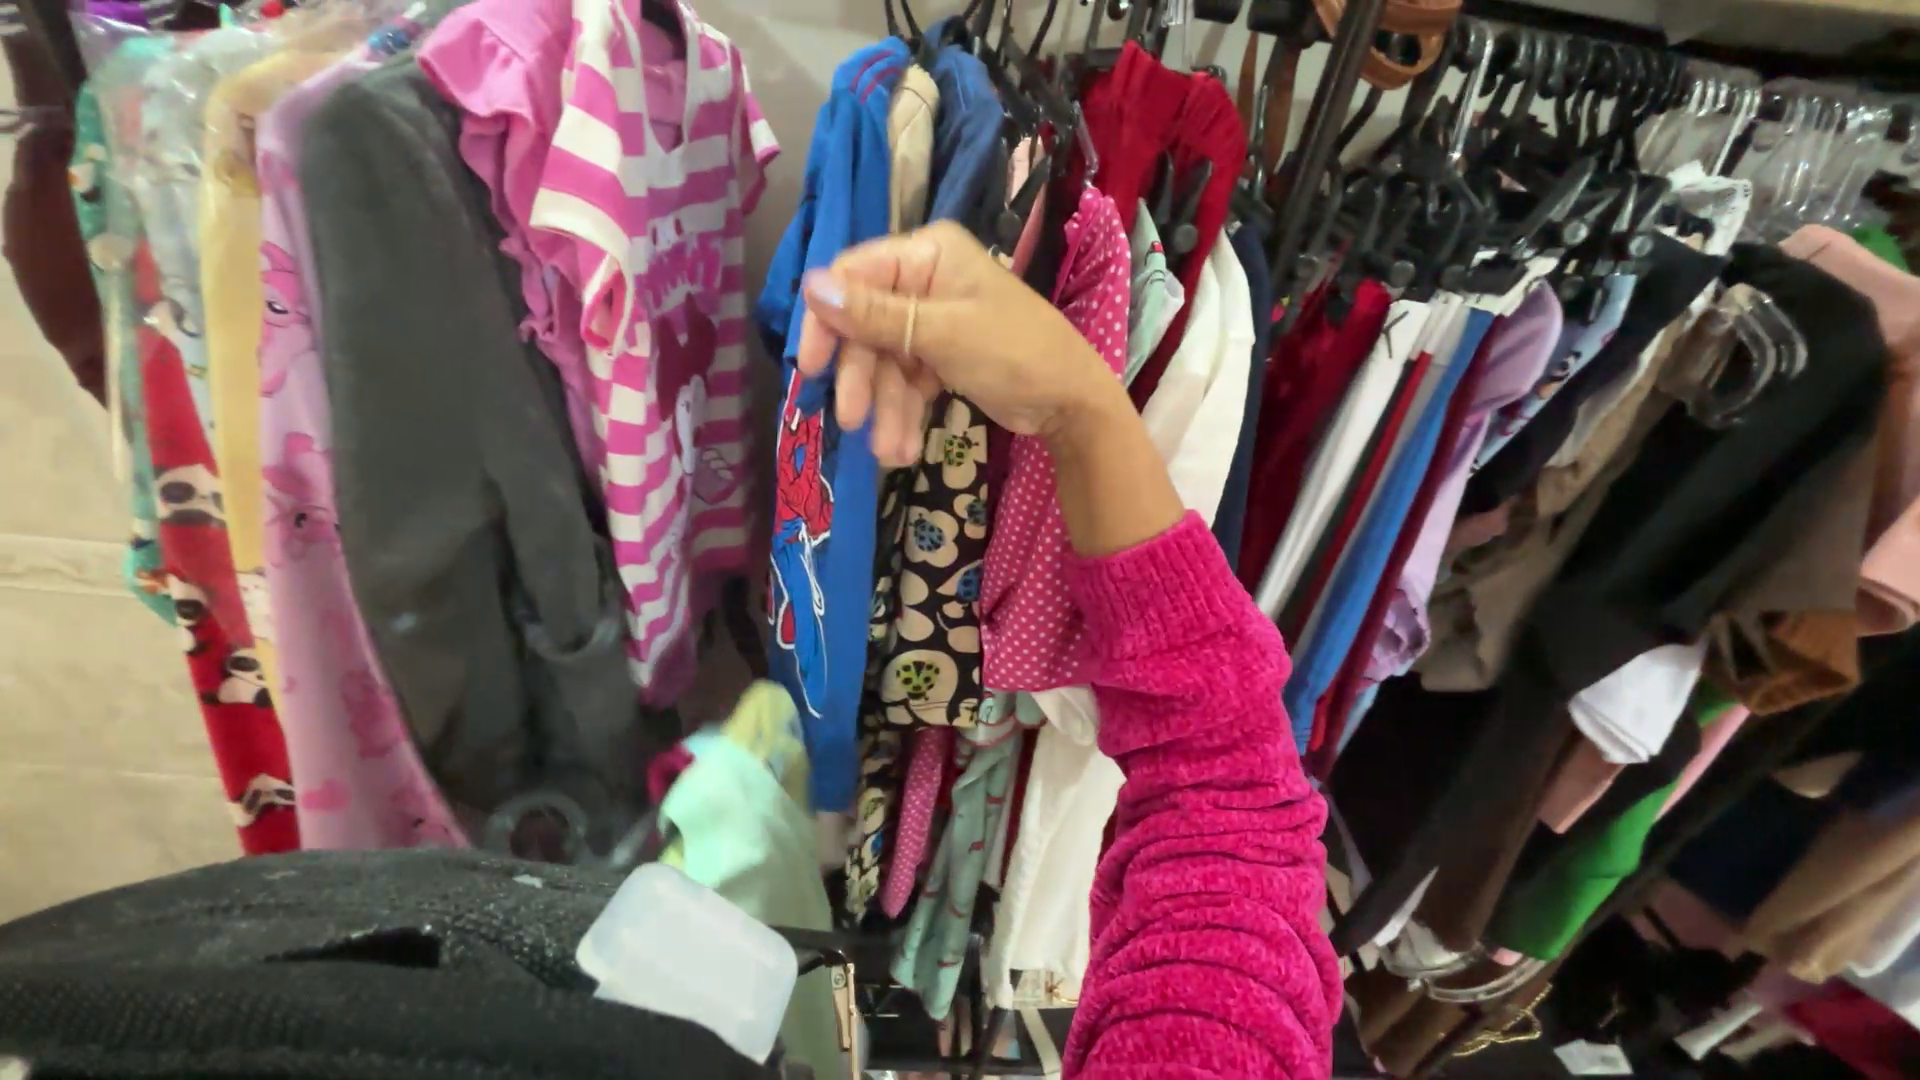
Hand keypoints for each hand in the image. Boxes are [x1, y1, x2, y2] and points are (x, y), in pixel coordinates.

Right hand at [795, 221, 1121, 466]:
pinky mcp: (940, 357)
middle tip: (851, 421)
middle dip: (863, 380)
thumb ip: (876, 315)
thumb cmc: (1016, 353)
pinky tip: (901, 448)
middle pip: (867, 328)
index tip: (810, 367)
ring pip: (886, 364)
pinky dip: (903, 414)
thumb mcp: (943, 334)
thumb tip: (810, 285)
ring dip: (885, 409)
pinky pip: (907, 382)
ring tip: (889, 452)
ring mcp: (932, 322)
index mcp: (927, 255)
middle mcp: (926, 282)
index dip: (827, 322)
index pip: (855, 277)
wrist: (1071, 403)